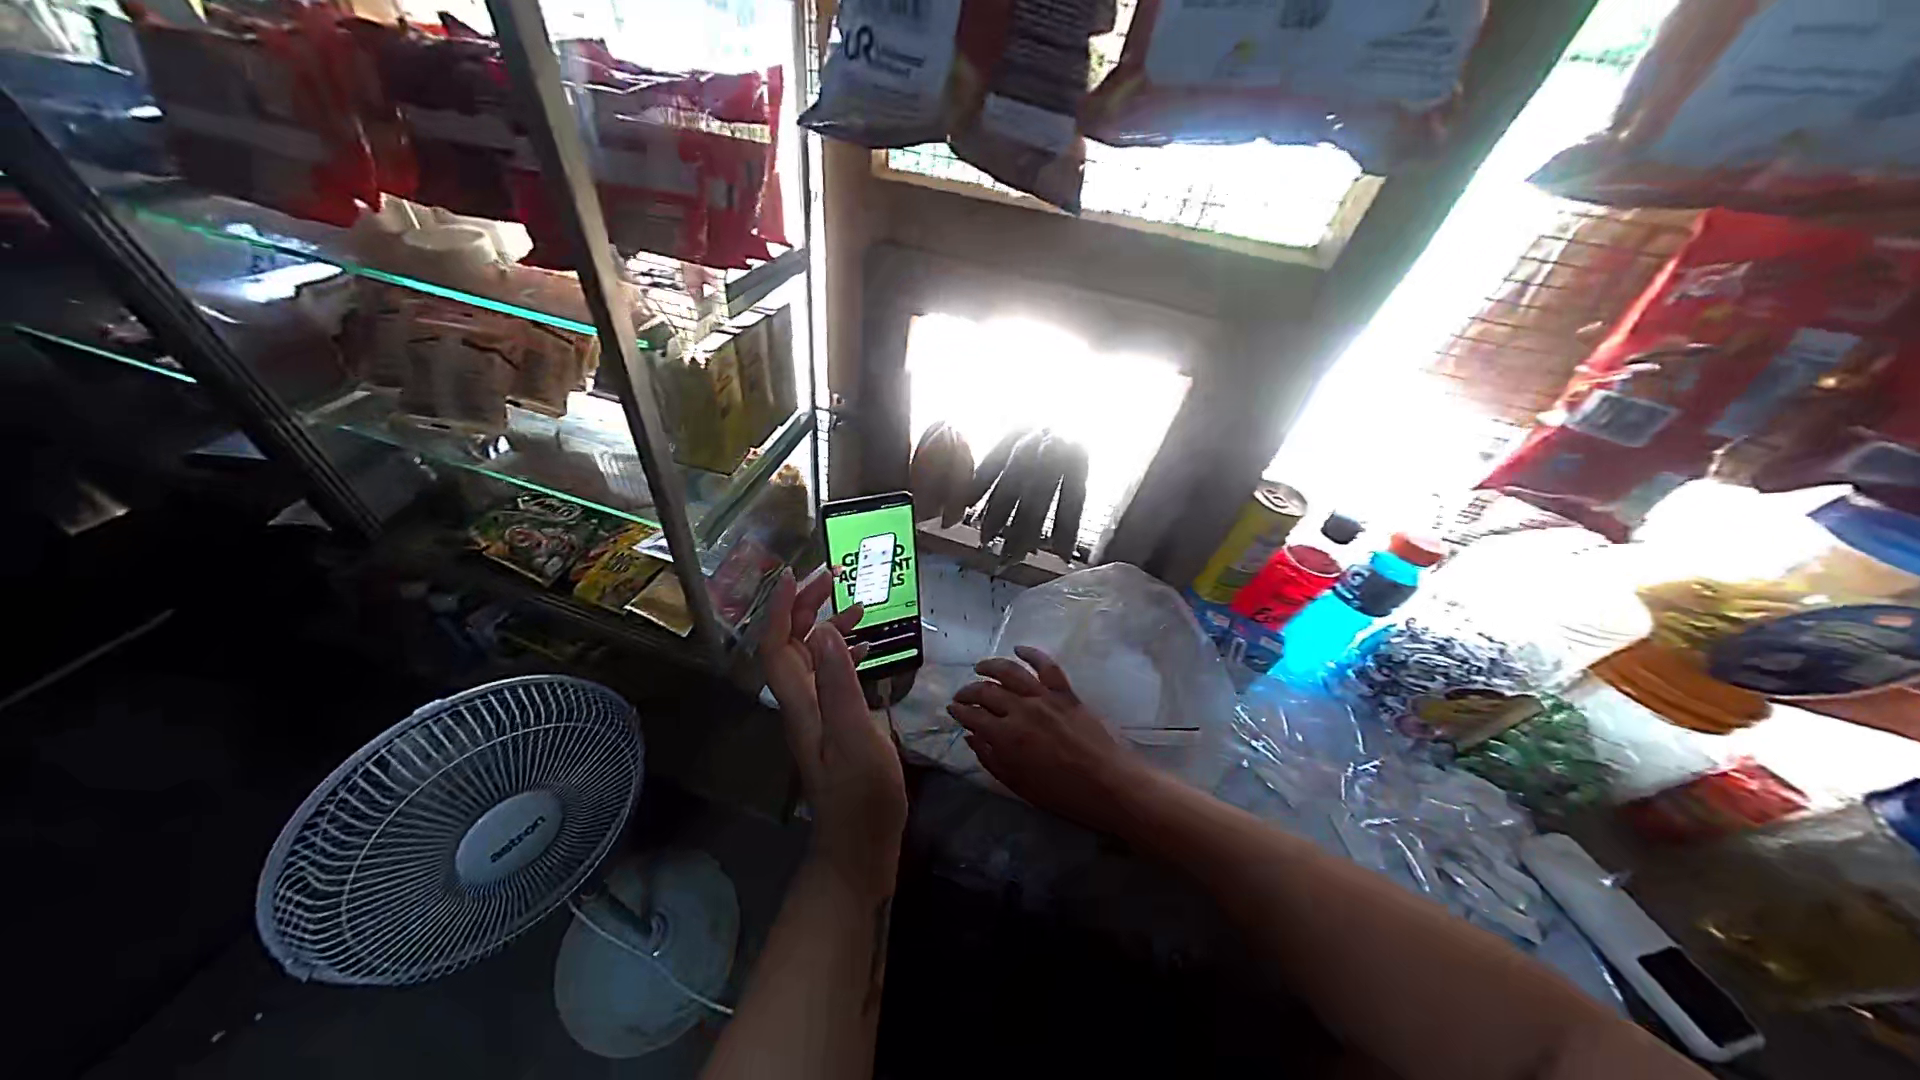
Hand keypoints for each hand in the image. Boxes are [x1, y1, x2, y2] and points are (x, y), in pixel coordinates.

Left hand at [759, 568, 907, 895]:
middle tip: (837, 577)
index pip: (777, 644)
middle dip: (807, 606)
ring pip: (811, 657)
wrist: (858, 844)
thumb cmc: (861, 795)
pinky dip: (844, 653)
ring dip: (828, 625)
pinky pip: (831, 675)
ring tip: (859, 604)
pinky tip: (866, 648)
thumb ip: (841, 685)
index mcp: (801, 702)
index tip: (798, 573)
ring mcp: (816, 714)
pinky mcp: (833, 723)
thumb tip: (828, 631)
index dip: (782, 607)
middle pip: (791, 643)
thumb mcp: (856, 737)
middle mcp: (801, 702)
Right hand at [947, 646, 1153, 834]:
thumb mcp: (1018, 785)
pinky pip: (1046, 666)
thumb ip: (991, 759)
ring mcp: (1045, 697)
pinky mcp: (1066, 693)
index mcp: (1007, 736)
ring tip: (980, 667)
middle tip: (961, 695)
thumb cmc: (1062, 794)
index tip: (952, 709)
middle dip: (969, 691)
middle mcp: (1021, 710)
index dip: (959, 711)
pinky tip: (1019, 649)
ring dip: (991, 666)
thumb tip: (972, 738)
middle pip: (987, 692)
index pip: (973, 716)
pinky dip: (1032, 654)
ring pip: (1011, 671)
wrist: (1110, 785)